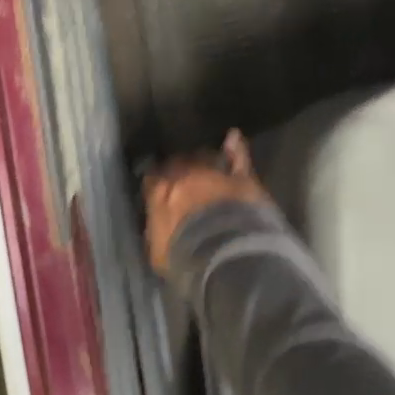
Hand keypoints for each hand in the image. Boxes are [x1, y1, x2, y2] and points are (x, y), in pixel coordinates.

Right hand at [143, 129, 270, 272]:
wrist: (224, 258)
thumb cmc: (184, 258)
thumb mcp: (157, 250)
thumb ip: (156, 229)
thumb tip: (155, 222)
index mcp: (160, 193)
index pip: (152, 180)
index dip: (156, 184)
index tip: (157, 188)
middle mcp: (184, 176)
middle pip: (178, 164)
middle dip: (178, 168)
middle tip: (181, 176)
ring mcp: (214, 174)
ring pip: (204, 157)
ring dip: (202, 160)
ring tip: (203, 161)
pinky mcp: (242, 179)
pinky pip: (238, 157)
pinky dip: (236, 147)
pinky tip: (233, 136)